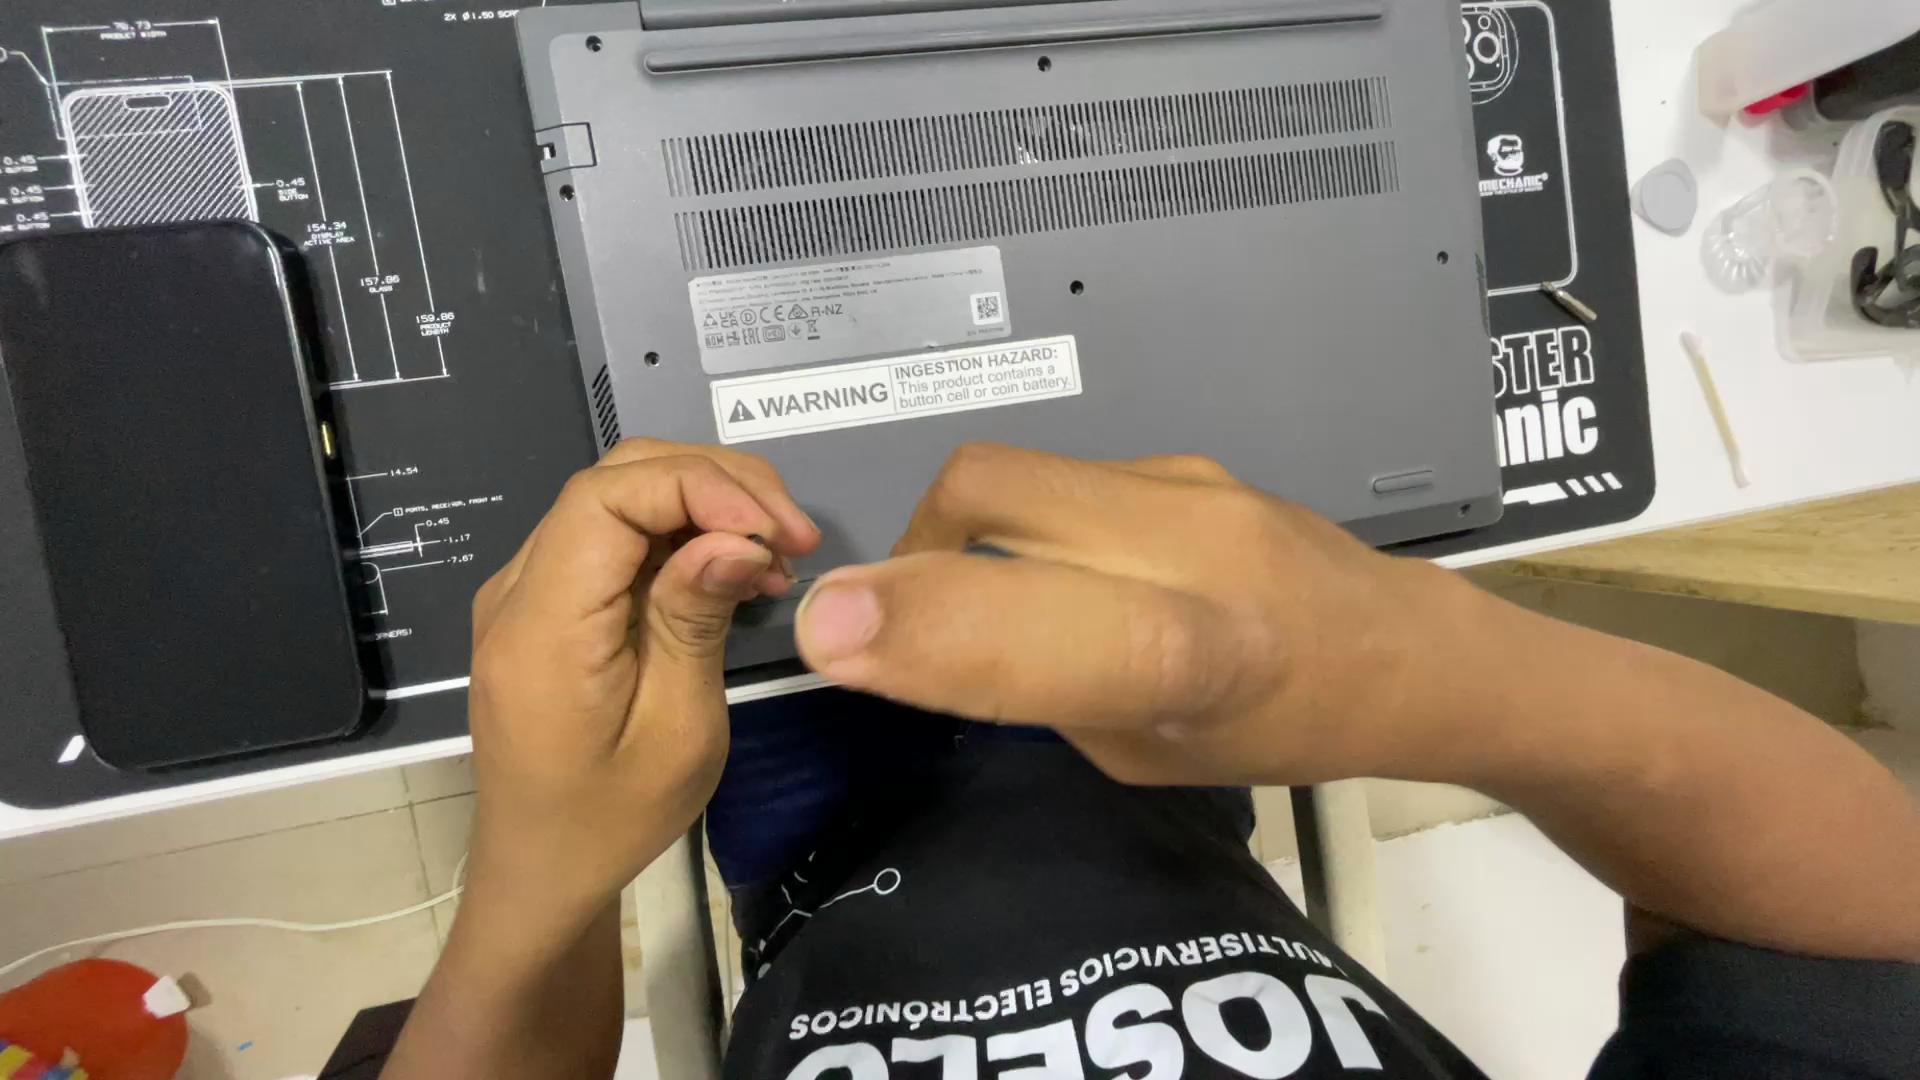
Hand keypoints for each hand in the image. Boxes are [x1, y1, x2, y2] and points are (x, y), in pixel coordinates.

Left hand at [465, 439, 818, 922]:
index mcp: (543, 626)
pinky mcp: (553, 599)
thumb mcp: (678, 729)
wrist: (543, 870)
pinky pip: (620, 534)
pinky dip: (687, 531)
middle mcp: (521, 587)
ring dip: (709, 503)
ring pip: (623, 493)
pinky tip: (735, 568)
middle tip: (793, 535)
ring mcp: (531, 589)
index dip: (701, 487)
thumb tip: (738, 538)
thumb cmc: (613, 819)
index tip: (777, 531)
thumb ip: (695, 620)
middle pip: (618, 476)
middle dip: (718, 484)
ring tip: (775, 555)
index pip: (609, 497)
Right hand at [793, 443, 1506, 787]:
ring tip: (1001, 593)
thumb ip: (1039, 687)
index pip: (1051, 628)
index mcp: (1200, 656)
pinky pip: (1062, 478)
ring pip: (1017, 473)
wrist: (1410, 648)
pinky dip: (1025, 523)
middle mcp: (1193, 543)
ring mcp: (1189, 481)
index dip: (931, 626)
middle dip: (916, 543)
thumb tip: (921, 635)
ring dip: (967, 531)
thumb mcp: (1147, 755)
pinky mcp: (1187, 458)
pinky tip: (1071, 567)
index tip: (830, 632)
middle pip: (990, 486)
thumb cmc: (1282, 730)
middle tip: (916, 606)